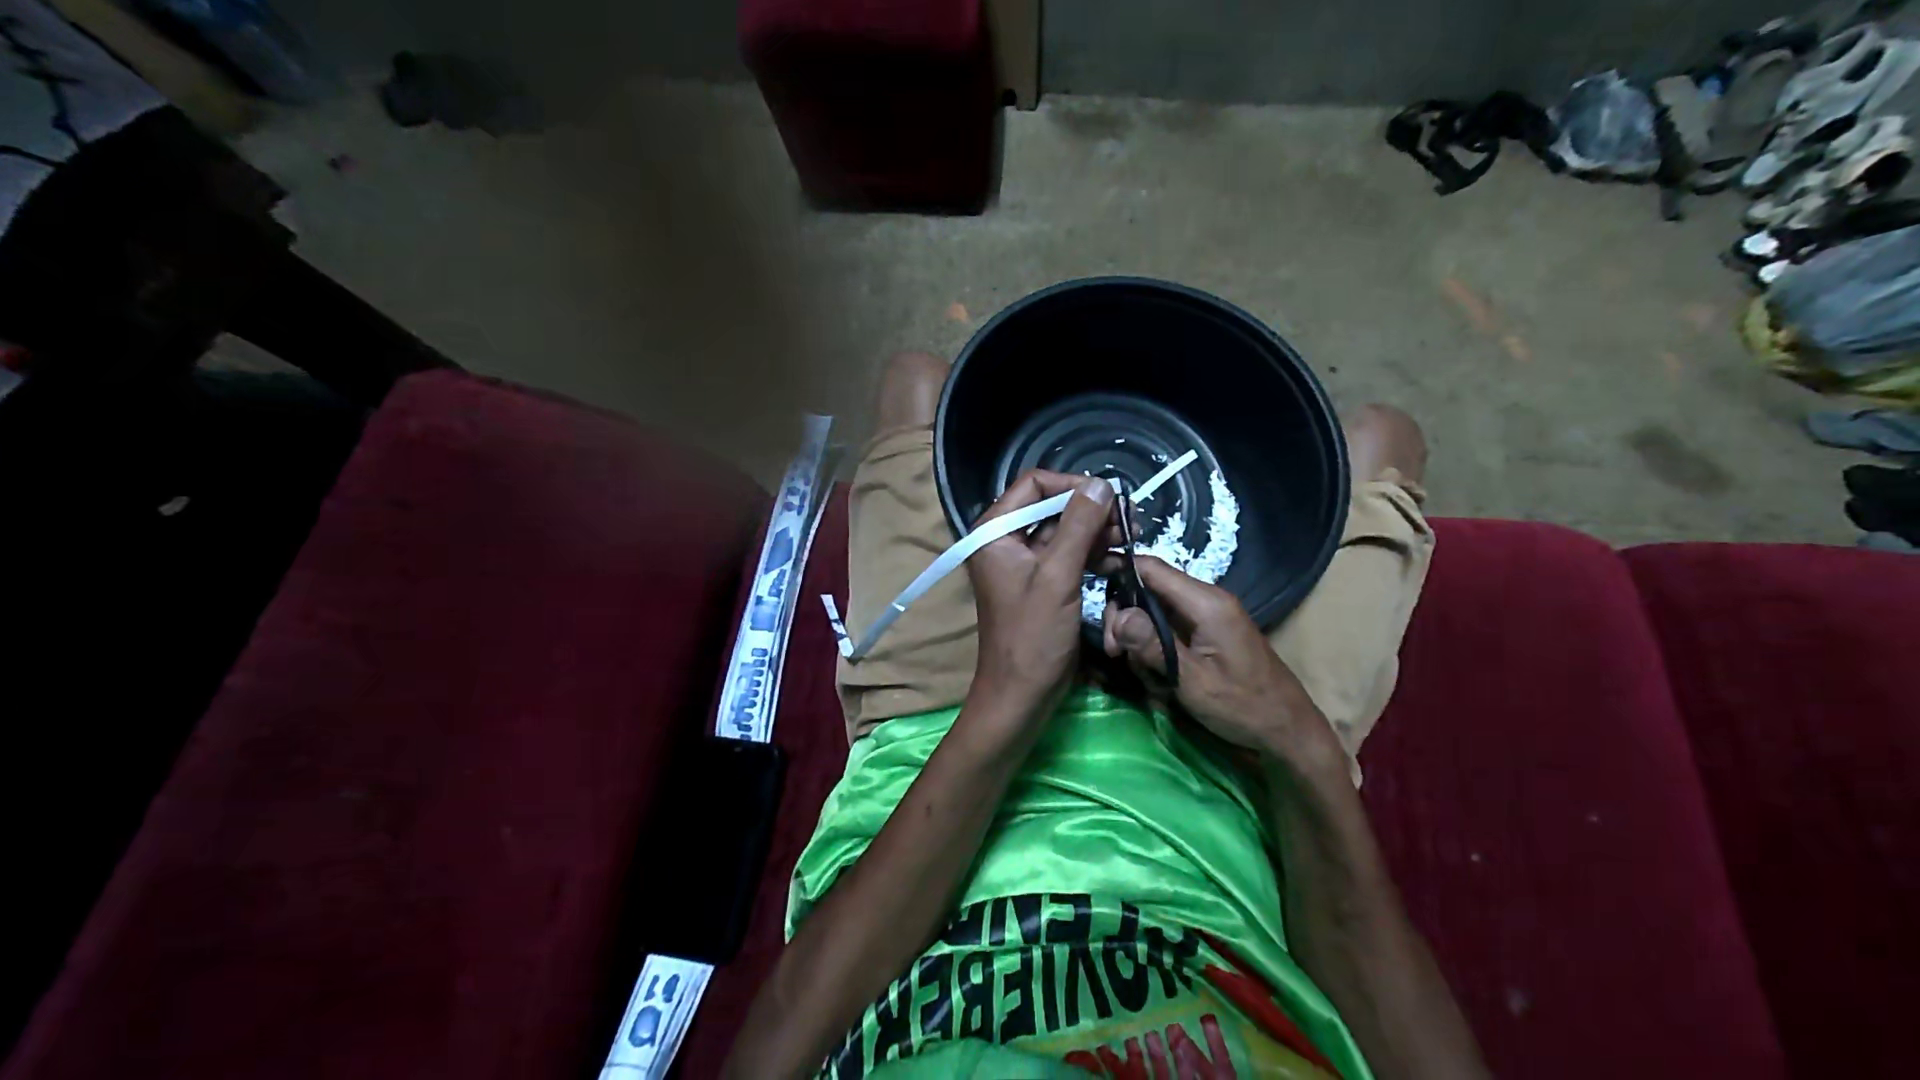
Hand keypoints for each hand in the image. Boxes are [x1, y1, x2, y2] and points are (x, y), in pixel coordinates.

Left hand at [966, 470, 1118, 722]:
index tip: (1110, 499)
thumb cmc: (1032, 636)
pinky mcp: (1039, 582)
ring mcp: (1022, 562)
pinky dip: (1090, 552)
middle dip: (1090, 510)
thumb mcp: (1058, 576)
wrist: (1020, 694)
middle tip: (1130, 520)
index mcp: (995, 532)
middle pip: (1051, 506)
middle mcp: (1004, 540)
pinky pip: (1066, 555)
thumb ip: (1078, 526)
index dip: (1073, 486)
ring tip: (1131, 537)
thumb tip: (1101, 484)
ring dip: (1095, 531)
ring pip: (1062, 530)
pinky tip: (1118, 557)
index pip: (1034, 484)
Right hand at [1103, 557, 1345, 777]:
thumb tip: (1118, 615)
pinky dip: (1156, 651)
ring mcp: (1207, 618)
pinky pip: (1168, 630)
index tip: (1096, 600)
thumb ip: (1153, 645)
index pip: (1152, 568)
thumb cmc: (1243, 705)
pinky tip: (1159, 679)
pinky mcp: (1207, 634)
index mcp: (1206, 602)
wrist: (1287, 731)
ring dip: (1139, 641)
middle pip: (1148, 590)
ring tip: (1145, 676)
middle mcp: (1206, 601)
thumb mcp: (1193, 680)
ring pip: (1154, 613)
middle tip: (1114, 654)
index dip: (1119, 572)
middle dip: (1125, 619)